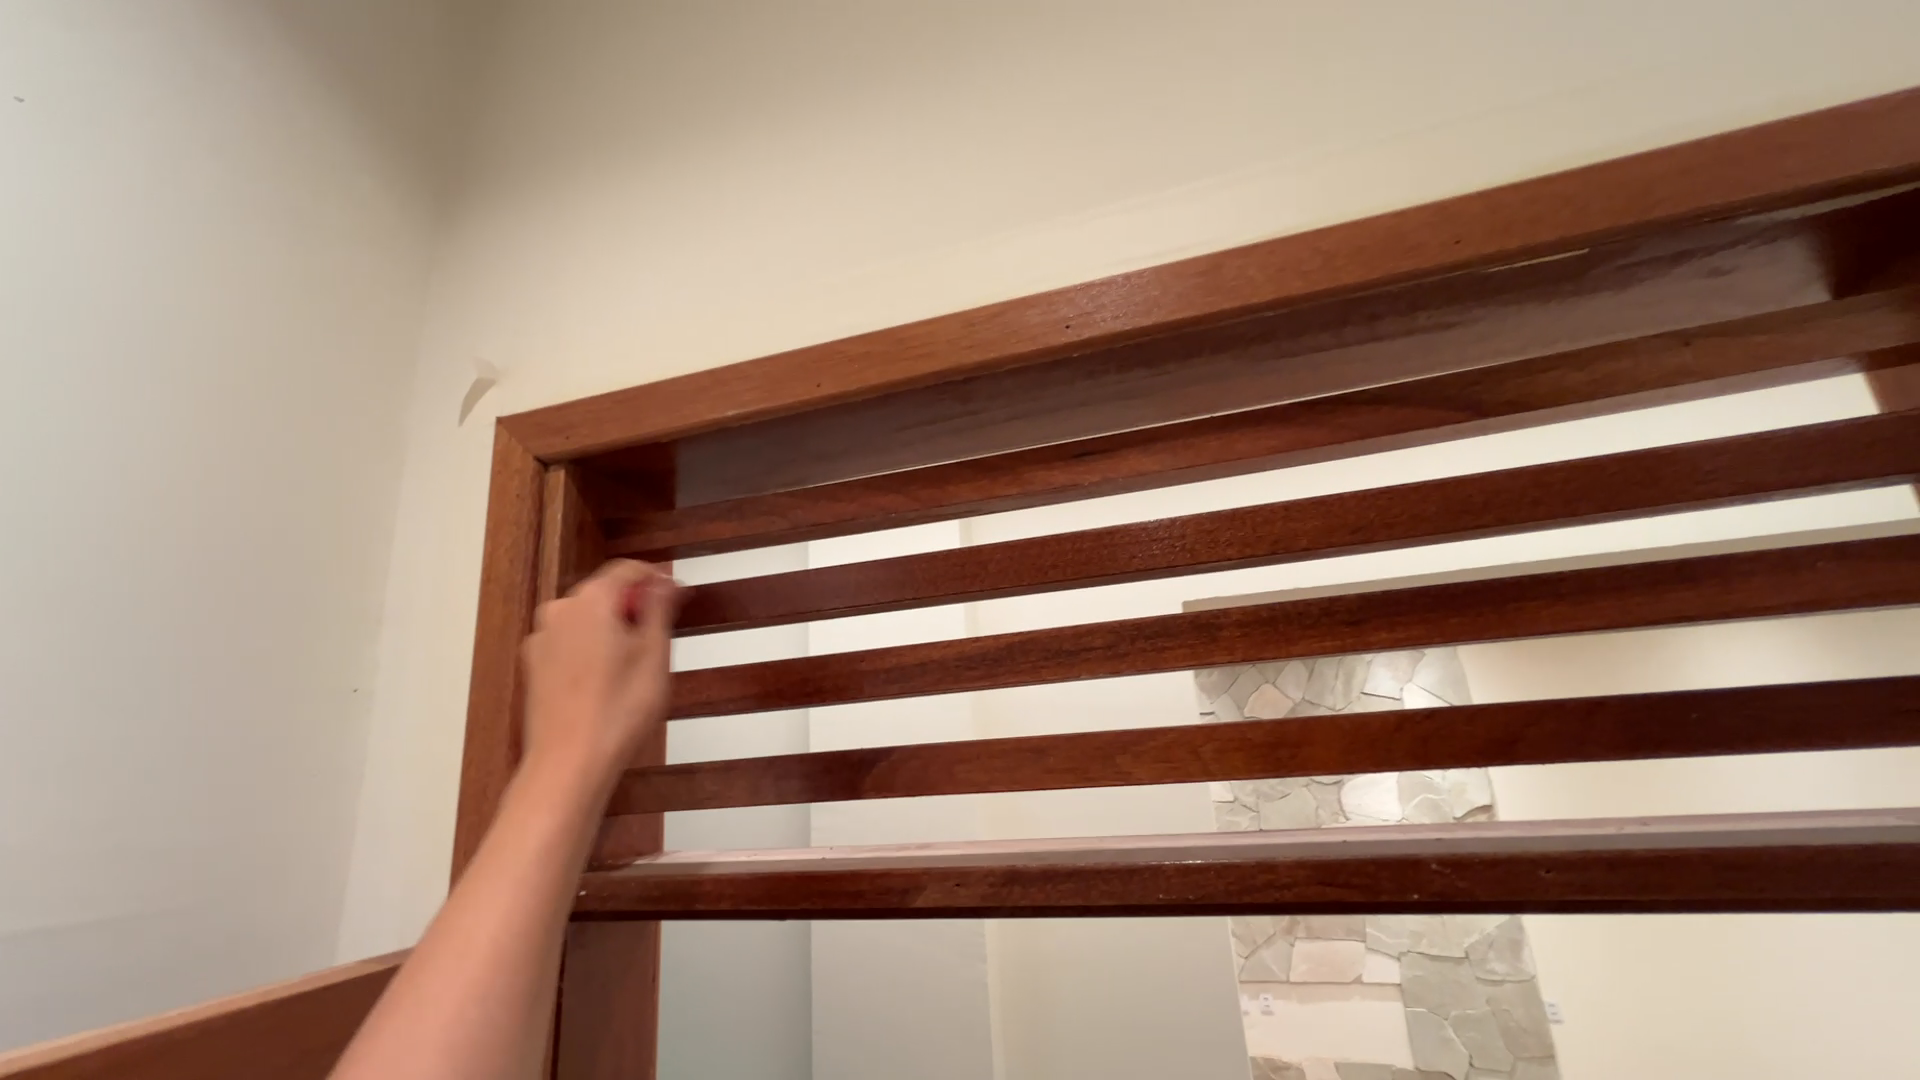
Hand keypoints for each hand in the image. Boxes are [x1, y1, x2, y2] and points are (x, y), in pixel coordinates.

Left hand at [519, 559, 682, 795]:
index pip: (628, 570)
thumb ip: (659, 608)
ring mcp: (542, 640)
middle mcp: (560, 611)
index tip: (679, 595)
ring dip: (613, 628)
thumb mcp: (655, 654)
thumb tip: (665, 581)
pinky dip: (593, 649)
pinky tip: (610, 679)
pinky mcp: (534, 667)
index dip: (657, 578)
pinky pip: (571, 643)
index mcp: (592, 601)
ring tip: (639, 662)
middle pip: (605, 593)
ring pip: (587, 619)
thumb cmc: (619, 708)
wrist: (570, 762)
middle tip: (663, 632)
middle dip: (634, 605)